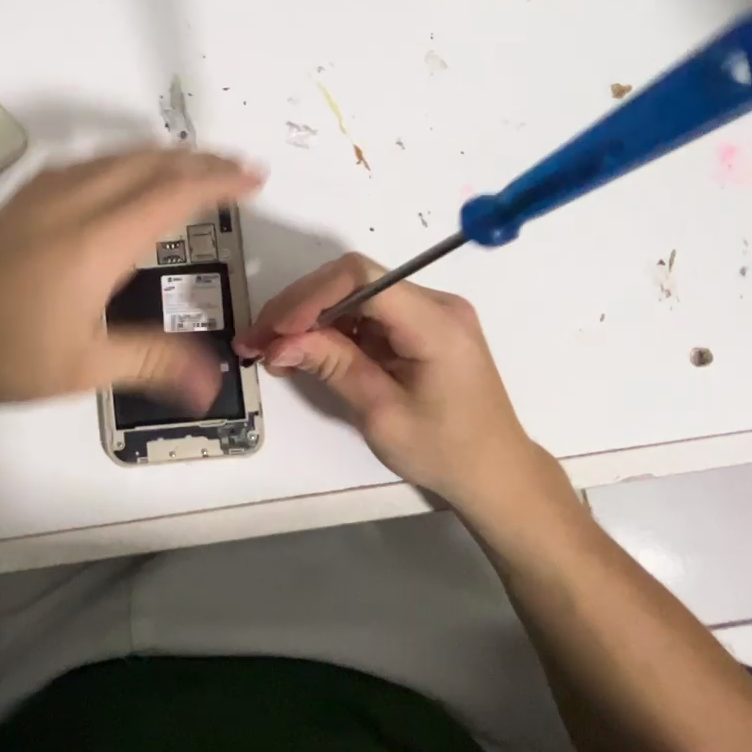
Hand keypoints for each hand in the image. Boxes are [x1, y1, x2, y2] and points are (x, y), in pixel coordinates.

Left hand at [0, 149, 263, 413]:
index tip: (253, 178)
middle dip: (196, 160)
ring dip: (156, 155)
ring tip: (184, 166)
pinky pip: (79, 165)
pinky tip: (110, 176)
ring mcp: (38, 199)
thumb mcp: (84, 366)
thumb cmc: (1, 355)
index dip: (218, 181)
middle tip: (234, 167)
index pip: (173, 194)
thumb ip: (152, 362)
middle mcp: (72, 204)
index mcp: (97, 240)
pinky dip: (115, 160)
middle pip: (145, 163)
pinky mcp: (14, 205)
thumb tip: (213, 381)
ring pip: (110, 157)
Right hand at [234, 253, 548, 509]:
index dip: (310, 296)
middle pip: (350, 280)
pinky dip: (327, 329)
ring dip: (306, 318)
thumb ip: (332, 367)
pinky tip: (300, 353)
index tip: (276, 330)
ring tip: (269, 350)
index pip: (361, 278)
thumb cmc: (444, 451)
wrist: (495, 473)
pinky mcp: (415, 325)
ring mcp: (426, 311)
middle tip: (256, 341)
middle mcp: (433, 303)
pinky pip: (362, 313)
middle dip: (298, 308)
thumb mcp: (382, 414)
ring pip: (350, 293)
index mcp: (435, 323)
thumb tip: (278, 342)